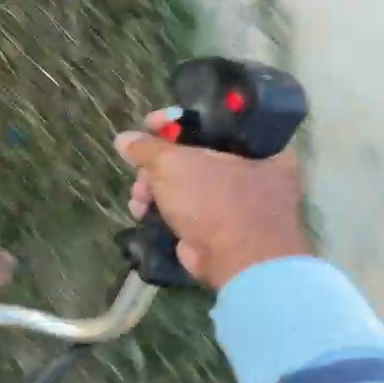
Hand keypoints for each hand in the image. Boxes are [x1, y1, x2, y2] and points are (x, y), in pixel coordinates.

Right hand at [115, 112, 307, 288]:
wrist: (239, 261)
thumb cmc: (216, 201)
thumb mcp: (173, 163)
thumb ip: (147, 146)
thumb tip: (124, 138)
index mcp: (259, 149)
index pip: (212, 122)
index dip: (177, 121)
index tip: (150, 124)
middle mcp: (252, 171)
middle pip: (188, 154)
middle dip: (154, 165)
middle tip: (140, 171)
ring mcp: (236, 200)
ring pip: (180, 181)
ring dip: (151, 187)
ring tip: (139, 199)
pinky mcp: (219, 223)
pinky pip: (182, 204)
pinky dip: (160, 206)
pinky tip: (143, 212)